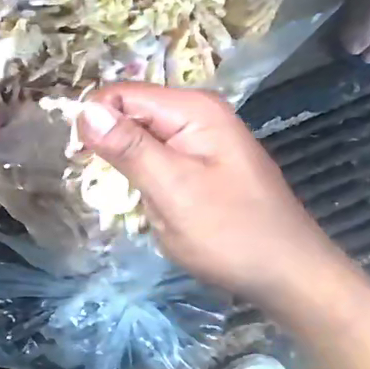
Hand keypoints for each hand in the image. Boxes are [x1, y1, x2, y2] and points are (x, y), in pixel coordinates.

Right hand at [76, 83, 349, 305]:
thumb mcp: (173, 190)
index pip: (121, 94)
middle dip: (116, 151)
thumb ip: (129, 148)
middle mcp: (200, 115)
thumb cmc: (231, 234)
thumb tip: (83, 108)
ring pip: (146, 143)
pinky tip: (162, 211)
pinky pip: (164, 163)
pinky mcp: (208, 167)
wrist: (289, 274)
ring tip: (146, 208)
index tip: (80, 163)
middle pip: (133, 116)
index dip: (94, 122)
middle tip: (118, 193)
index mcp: (193, 110)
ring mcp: (206, 142)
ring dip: (134, 174)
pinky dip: (152, 184)